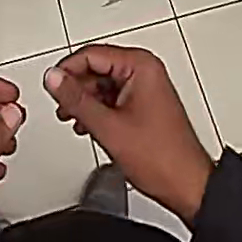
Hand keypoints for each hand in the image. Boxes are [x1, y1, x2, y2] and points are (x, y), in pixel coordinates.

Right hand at [44, 44, 214, 224]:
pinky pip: (113, 95)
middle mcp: (144, 69)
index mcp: (140, 65)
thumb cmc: (162, 158)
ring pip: (103, 82)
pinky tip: (89, 124)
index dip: (68, 70)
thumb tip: (54, 78)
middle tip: (62, 105)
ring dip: (86, 100)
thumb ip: (76, 99)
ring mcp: (145, 85)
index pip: (92, 54)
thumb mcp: (109, 126)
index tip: (53, 85)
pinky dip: (98, 109)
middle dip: (77, 88)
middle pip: (97, 66)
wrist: (189, 188)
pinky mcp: (144, 101)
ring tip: (74, 118)